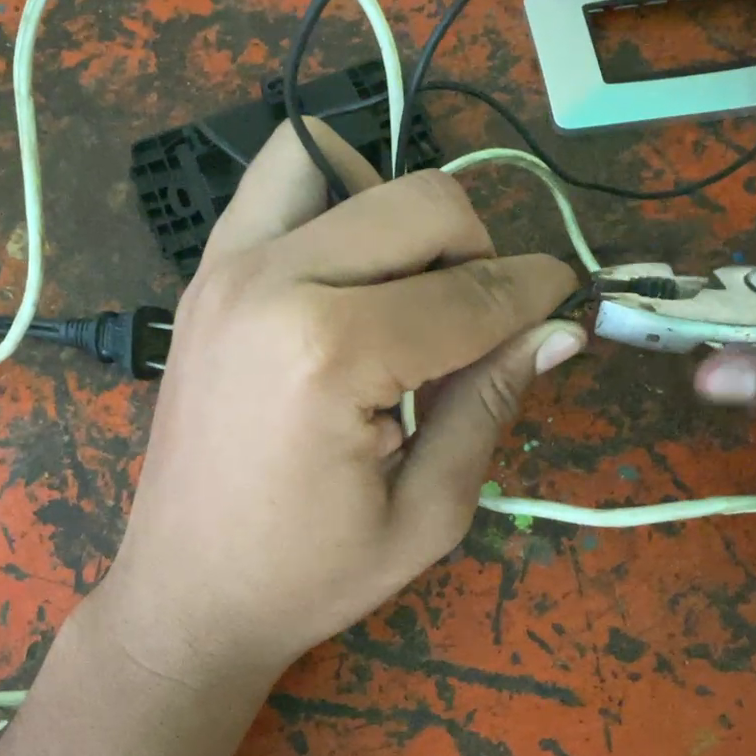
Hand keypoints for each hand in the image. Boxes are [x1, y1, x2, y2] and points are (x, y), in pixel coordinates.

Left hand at [98, 120, 582, 683]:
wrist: (188, 594)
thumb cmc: (307, 577)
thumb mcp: (426, 514)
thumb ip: (491, 404)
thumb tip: (557, 328)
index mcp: (330, 353)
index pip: (469, 293)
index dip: (536, 294)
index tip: (567, 302)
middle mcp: (271, 282)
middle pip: (417, 202)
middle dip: (477, 250)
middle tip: (485, 322)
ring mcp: (225, 269)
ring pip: (335, 160)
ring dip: (398, 212)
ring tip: (411, 291)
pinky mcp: (203, 276)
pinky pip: (275, 187)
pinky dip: (332, 202)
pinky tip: (351, 278)